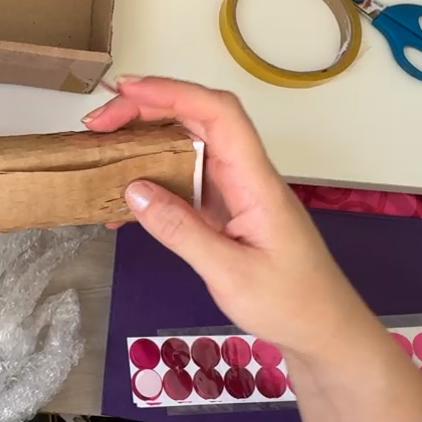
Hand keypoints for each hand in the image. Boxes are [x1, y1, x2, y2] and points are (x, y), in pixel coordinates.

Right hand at [83, 77, 367, 355]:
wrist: (324, 331)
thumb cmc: (290, 303)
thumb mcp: (231, 274)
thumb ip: (181, 231)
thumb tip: (133, 190)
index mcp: (255, 180)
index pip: (218, 114)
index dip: (173, 93)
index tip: (127, 91)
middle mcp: (244, 174)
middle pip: (197, 118)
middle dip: (147, 108)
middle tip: (98, 123)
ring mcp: (234, 190)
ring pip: (187, 144)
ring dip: (144, 138)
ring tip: (102, 146)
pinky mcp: (224, 208)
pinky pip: (184, 178)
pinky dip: (150, 178)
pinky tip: (122, 199)